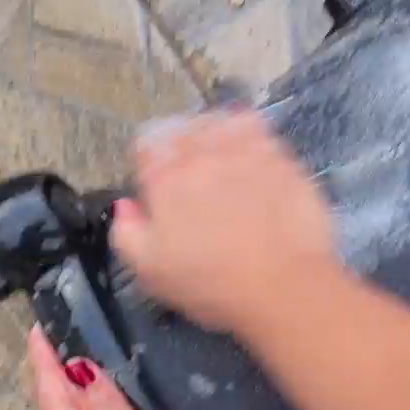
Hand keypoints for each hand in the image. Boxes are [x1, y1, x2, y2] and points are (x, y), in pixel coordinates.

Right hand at [110, 109, 342, 337]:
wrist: (283, 286)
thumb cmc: (211, 285)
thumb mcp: (150, 271)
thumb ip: (127, 233)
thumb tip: (126, 206)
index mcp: (165, 178)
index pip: (146, 146)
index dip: (148, 162)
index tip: (157, 184)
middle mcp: (203, 155)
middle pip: (183, 129)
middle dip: (181, 146)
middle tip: (190, 174)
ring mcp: (246, 153)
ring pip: (221, 123)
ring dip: (216, 135)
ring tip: (222, 158)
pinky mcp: (282, 160)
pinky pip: (259, 131)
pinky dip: (251, 137)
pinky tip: (254, 158)